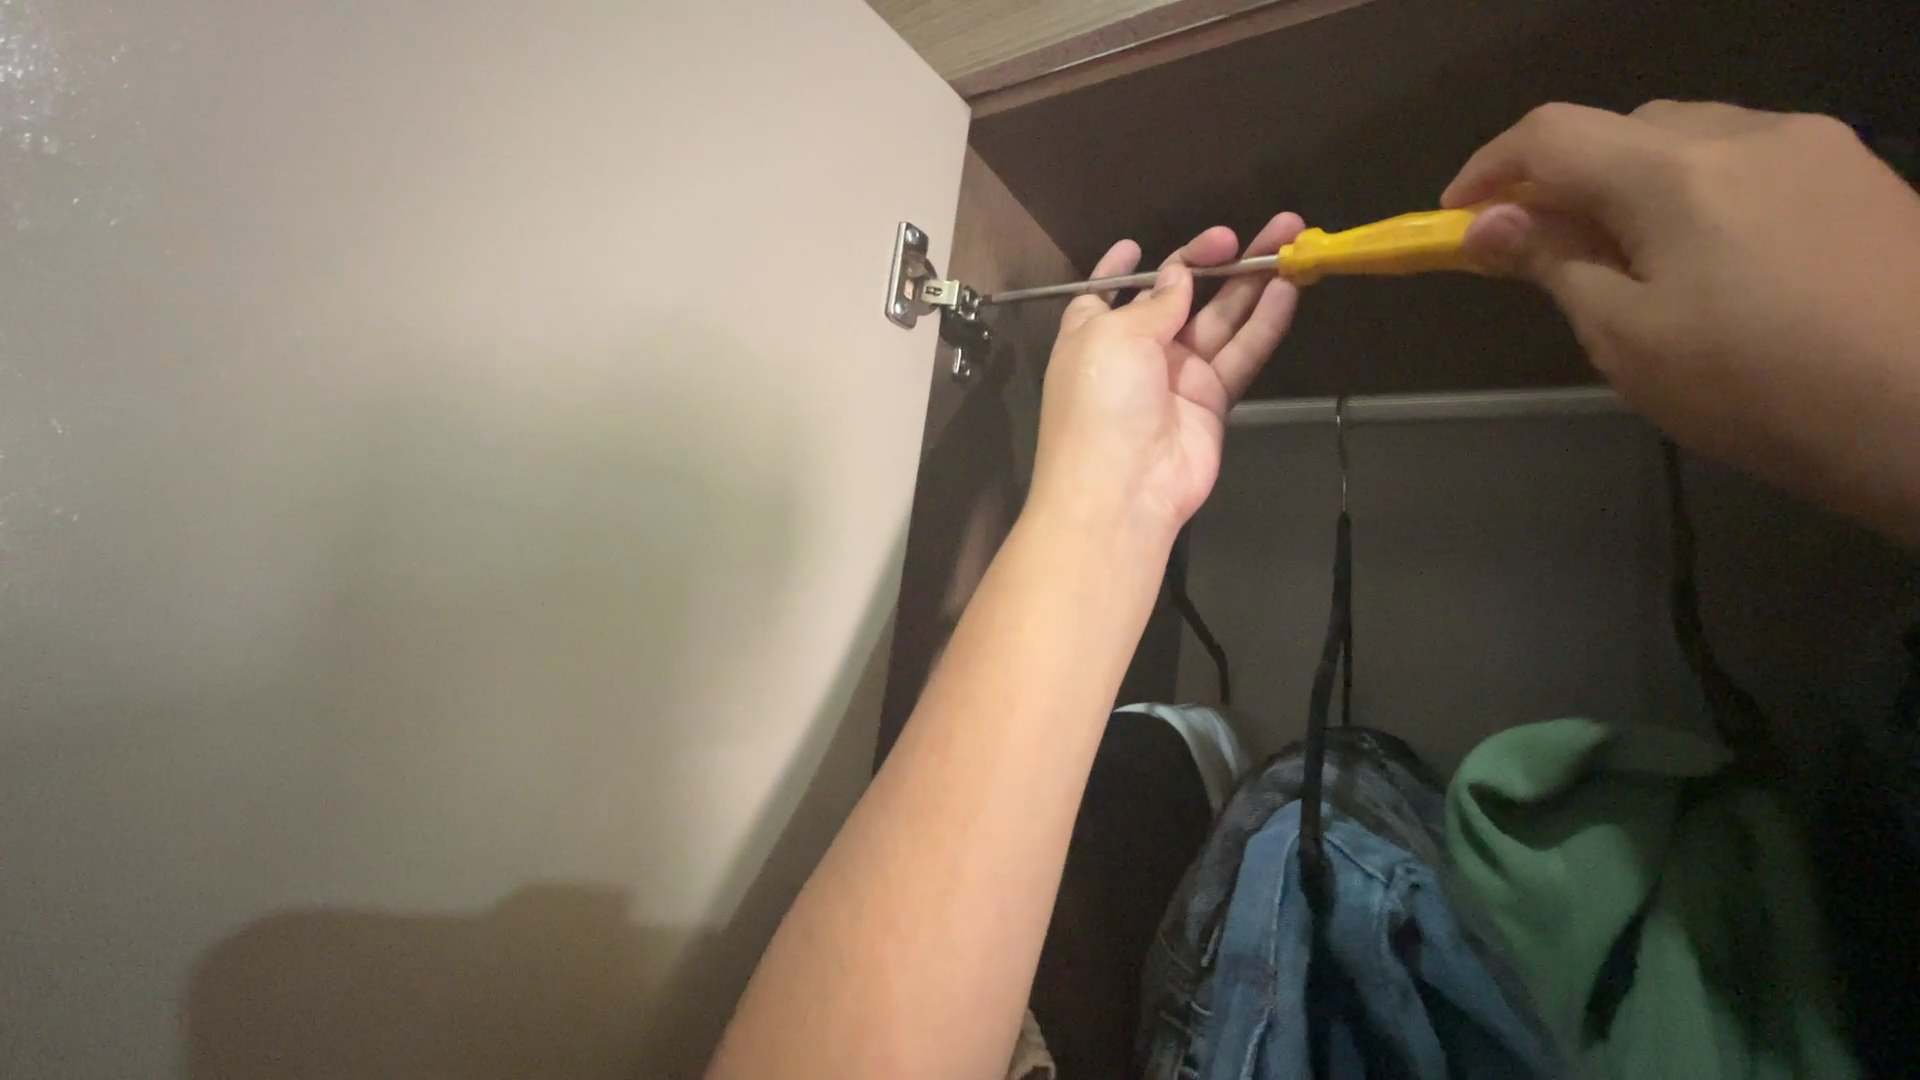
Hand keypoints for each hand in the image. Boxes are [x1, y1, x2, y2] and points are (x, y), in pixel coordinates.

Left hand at [1025, 213, 1304, 548]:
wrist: (1120, 488)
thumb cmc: (1099, 401)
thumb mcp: (1114, 336)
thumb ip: (1154, 303)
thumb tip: (1176, 276)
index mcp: (1093, 334)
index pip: (1104, 294)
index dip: (1120, 268)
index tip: (1136, 244)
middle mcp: (1133, 353)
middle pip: (1176, 298)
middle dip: (1212, 262)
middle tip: (1253, 232)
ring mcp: (1174, 378)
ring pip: (1218, 320)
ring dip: (1252, 283)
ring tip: (1290, 239)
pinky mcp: (1210, 402)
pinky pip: (1240, 354)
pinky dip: (1265, 322)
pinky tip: (1289, 287)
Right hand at [1446, 101, 1919, 543]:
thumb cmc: (1750, 383)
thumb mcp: (1622, 333)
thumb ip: (1552, 263)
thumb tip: (1488, 224)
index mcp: (1680, 172)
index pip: (1553, 134)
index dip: (1487, 169)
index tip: (1453, 221)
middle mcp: (1752, 135)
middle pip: (1622, 129)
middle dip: (1558, 180)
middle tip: (1529, 252)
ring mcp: (1817, 152)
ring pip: (1686, 141)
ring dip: (1622, 186)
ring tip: (1609, 263)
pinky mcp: (1857, 181)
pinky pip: (1741, 164)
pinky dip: (1683, 195)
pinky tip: (1688, 261)